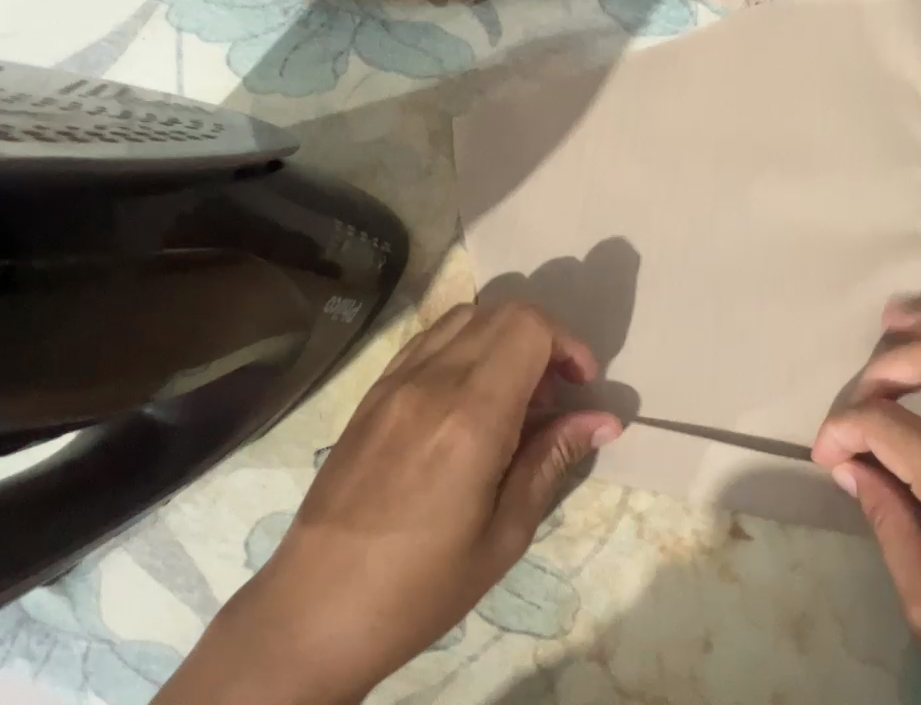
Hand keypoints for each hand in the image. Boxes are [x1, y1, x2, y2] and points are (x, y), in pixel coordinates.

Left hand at [153, 301, 621, 704]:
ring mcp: (394, 380)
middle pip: (502, 311)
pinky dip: (466, 345)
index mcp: (469, 416)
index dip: (569, 343)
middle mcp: (430, 380)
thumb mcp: (505, 532)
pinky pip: (429, 339)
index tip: (581, 386)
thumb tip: (604, 419)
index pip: (529, 326)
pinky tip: (471, 396)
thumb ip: (552, 458)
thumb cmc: (422, 585)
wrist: (316, 607)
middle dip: (545, 338)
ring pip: (465, 317)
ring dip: (504, 337)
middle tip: (556, 394)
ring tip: (516, 394)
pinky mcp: (373, 392)